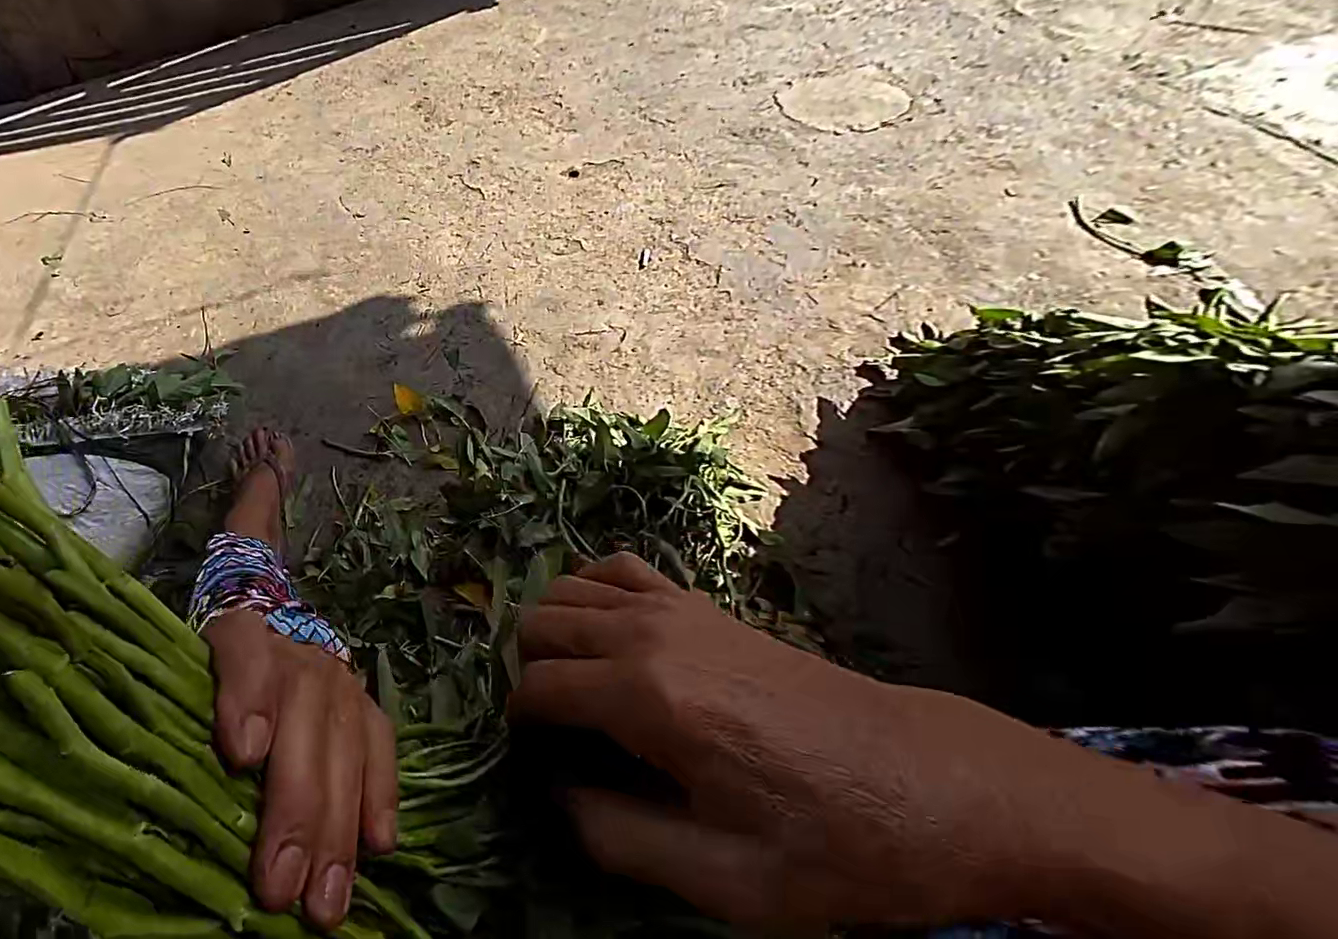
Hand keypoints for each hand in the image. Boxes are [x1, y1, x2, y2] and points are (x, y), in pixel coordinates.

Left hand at [205, 610, 396, 929]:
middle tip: (279, 887)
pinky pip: (381, 747)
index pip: (243, 650)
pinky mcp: (367, 705)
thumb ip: (190, 723)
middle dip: (293, 806)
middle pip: (302, 716)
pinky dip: (381, 796)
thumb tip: (196, 801)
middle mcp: (297, 654)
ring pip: (346, 744)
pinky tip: (377, 845)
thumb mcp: (190, 683)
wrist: (269, 640)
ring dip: (337, 826)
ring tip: (325, 899)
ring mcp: (339, 679)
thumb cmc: (216, 678)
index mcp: (241, 636)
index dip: (246, 697)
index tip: (242, 755)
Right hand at [509, 553, 1337, 934]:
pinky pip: (614, 567)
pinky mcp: (694, 599)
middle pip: (539, 625)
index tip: (535, 756)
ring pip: (564, 589)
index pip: (536, 689)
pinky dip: (587, 587)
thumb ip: (617, 838)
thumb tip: (557, 794)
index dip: (520, 723)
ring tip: (571, 678)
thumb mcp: (725, 878)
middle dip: (527, 671)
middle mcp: (646, 633)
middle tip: (554, 722)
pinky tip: (600, 624)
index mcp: (645, 698)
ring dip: (551, 629)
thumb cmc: (828, 837)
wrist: (925, 778)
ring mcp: (671, 605)